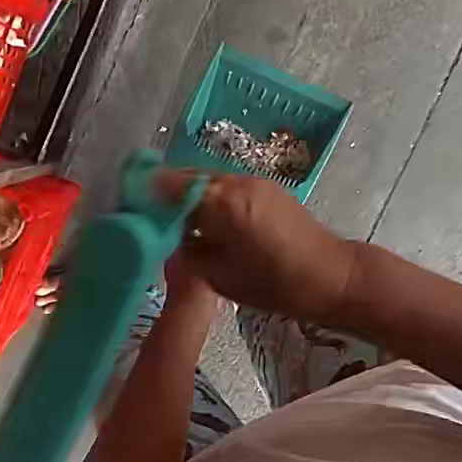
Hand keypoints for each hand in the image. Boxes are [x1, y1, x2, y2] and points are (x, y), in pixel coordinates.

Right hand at [156, 170, 359, 323]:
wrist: (332, 276)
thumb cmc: (277, 285)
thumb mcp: (222, 277)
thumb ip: (190, 253)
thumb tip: (172, 240)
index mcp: (224, 203)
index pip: (169, 186)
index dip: (145, 195)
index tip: (129, 212)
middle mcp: (237, 182)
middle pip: (187, 177)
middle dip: (164, 194)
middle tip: (148, 219)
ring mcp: (254, 181)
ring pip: (207, 180)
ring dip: (188, 195)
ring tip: (176, 223)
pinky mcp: (267, 188)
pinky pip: (227, 186)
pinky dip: (210, 198)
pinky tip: (207, 222)